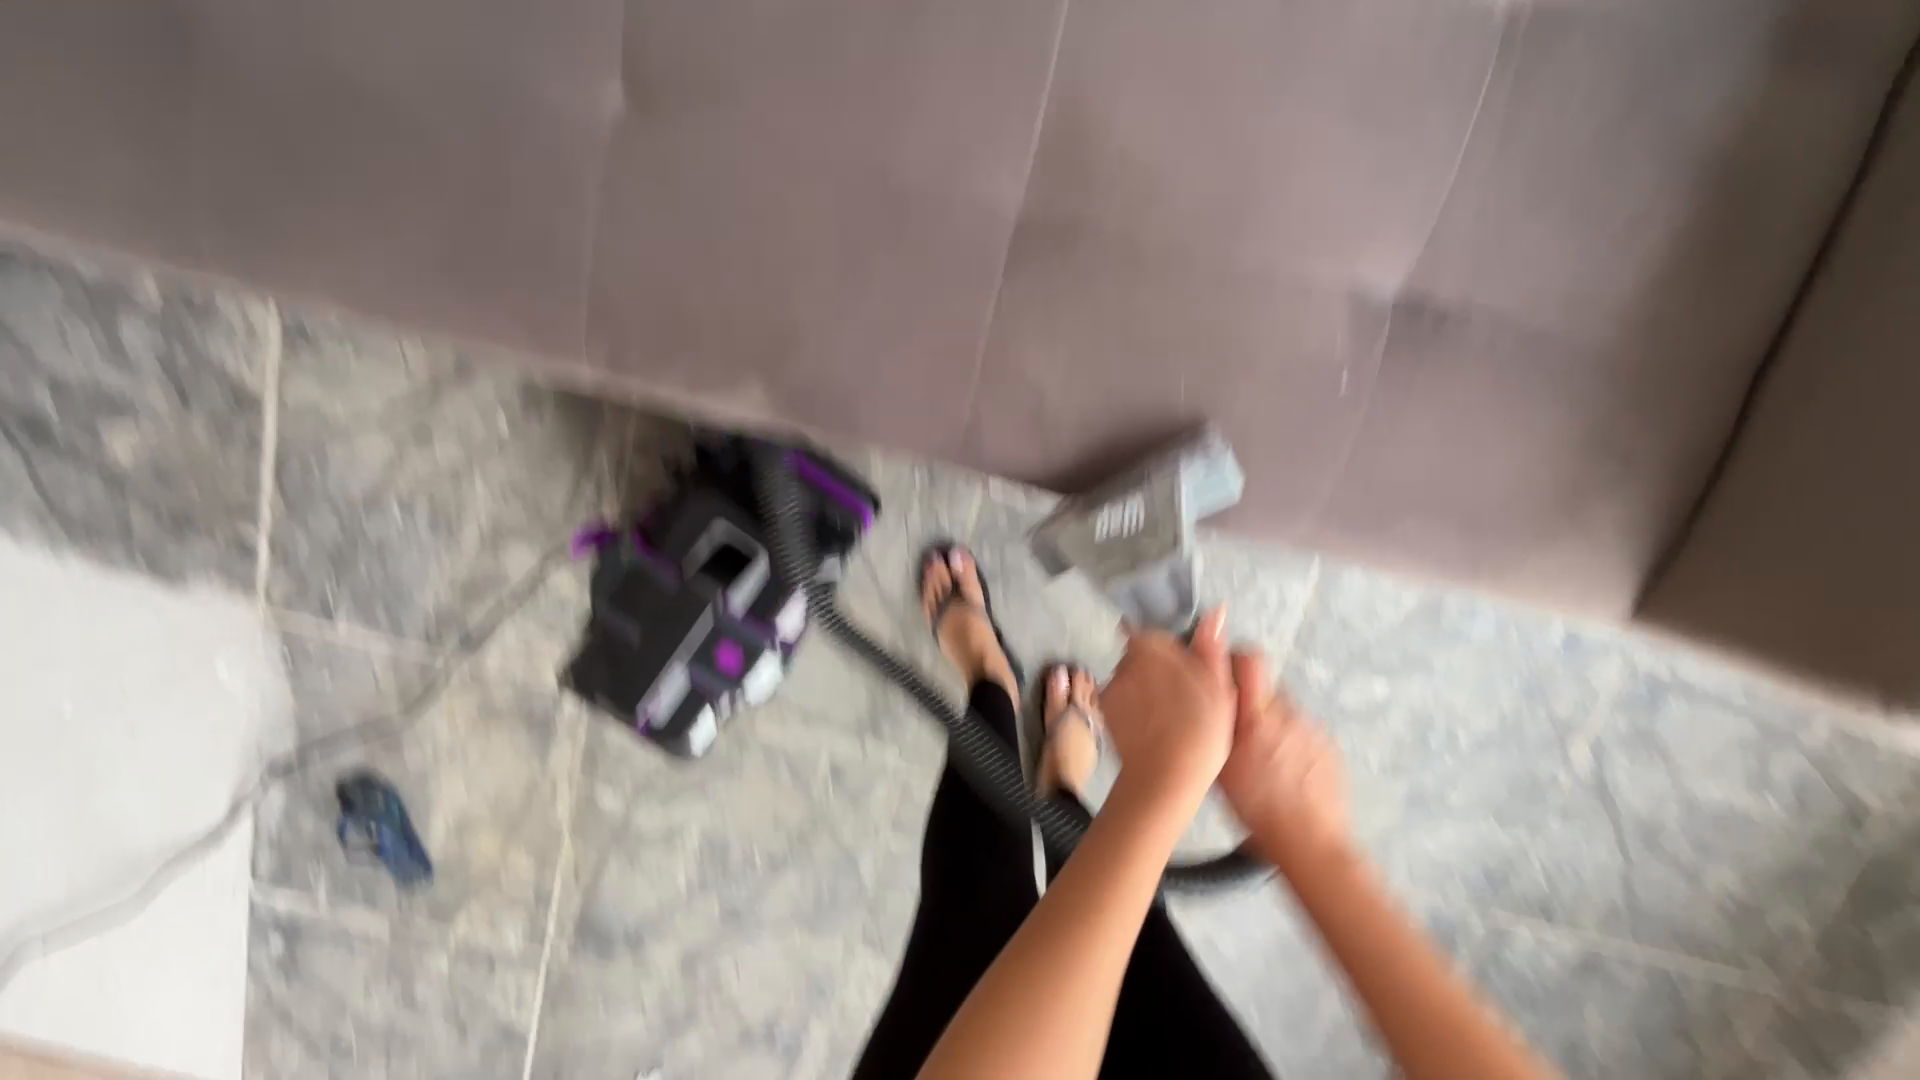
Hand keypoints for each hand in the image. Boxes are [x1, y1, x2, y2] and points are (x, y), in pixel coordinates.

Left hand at [1097, 609, 1235, 808]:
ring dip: (1141, 688)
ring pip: (1128, 677)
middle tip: (1178, 697)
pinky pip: (1117, 698)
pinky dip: (1128, 706)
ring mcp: (1111, 685)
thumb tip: (1215, 611)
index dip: (1170, 652)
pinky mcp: (1103, 708)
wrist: (1166, 776)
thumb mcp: (1219, 687)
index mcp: (1154, 648)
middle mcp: (1126, 661)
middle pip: (1140, 656)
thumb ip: (1210, 647)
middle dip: (1154, 669)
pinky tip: (1146, 726)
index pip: (1154, 635)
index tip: (1184, 673)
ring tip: (1163, 715)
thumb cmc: (1201, 732)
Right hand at [1219, 650, 1351, 873]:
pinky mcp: (1328, 742)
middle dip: (1247, 697)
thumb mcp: (1219, 767)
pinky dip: (1289, 739)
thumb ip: (1214, 721)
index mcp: (1257, 719)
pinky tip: (1282, 768)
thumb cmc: (1257, 809)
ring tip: (1260, 755)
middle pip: (1263, 684)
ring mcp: (1312, 727)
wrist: (1312, 841)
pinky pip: (1301, 728)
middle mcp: (1288, 715)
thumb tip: (1202, 689)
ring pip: (1281, 708)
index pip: (1250, 659)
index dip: (1232, 658)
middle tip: (1235, 726)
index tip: (1220, 669)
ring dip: (1268, 721)